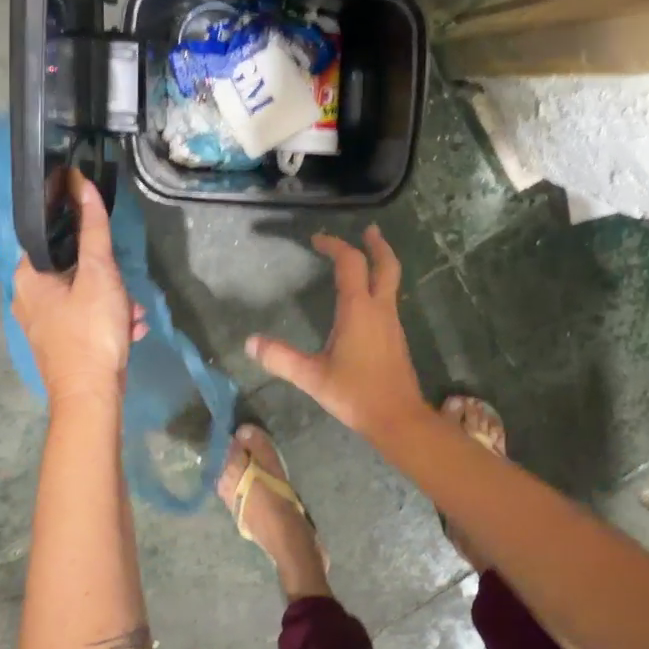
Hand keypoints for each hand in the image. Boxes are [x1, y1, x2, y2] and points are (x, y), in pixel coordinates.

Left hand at [12, 170, 146, 406]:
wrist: (90, 395)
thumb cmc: (91, 330)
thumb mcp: (99, 274)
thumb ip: (93, 229)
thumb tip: (81, 184)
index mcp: (28, 277)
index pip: (53, 238)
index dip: (84, 237)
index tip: (109, 247)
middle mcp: (27, 298)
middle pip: (73, 269)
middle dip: (109, 279)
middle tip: (126, 292)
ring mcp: (42, 325)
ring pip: (84, 296)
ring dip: (115, 302)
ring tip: (133, 315)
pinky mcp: (59, 344)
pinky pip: (86, 319)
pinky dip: (109, 321)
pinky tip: (131, 331)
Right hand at [247, 225, 430, 437]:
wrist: (398, 418)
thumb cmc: (355, 394)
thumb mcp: (312, 377)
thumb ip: (281, 358)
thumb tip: (250, 342)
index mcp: (358, 310)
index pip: (349, 263)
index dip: (334, 245)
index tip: (317, 240)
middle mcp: (379, 309)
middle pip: (386, 265)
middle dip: (377, 244)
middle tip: (369, 229)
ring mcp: (392, 323)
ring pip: (392, 282)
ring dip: (381, 264)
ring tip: (366, 258)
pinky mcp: (396, 338)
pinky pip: (389, 301)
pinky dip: (380, 287)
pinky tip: (366, 301)